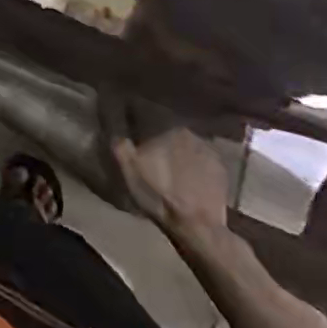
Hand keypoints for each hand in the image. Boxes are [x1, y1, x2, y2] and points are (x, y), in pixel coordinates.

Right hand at [100, 95, 230, 238]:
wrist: (197, 226)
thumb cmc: (155, 191)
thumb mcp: (124, 162)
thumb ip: (116, 128)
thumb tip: (108, 101)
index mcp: (159, 121)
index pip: (138, 103)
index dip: (126, 110)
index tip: (120, 120)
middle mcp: (184, 126)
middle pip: (160, 118)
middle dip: (149, 126)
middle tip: (140, 143)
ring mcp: (205, 144)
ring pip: (179, 135)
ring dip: (169, 141)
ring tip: (162, 159)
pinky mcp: (218, 164)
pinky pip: (197, 152)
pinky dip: (188, 157)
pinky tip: (183, 173)